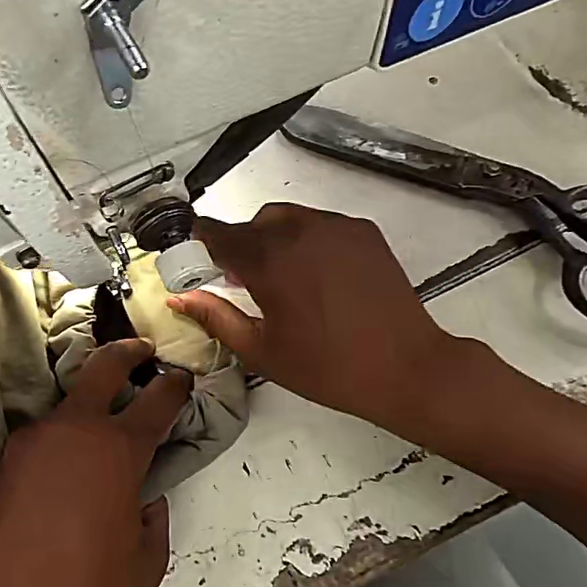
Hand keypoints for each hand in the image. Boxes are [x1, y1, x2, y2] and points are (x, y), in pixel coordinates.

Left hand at [0, 339, 191, 586]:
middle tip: (143, 351)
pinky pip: (41, 438)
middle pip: (104, 367)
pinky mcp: (1, 466)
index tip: (182, 379)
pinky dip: (60, 439)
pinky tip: (66, 467)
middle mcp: (72, 432)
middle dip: (129, 353)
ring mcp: (30, 445)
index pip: (158, 399)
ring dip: (88, 402)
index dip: (175, 386)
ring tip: (102, 421)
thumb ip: (152, 516)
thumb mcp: (146, 558)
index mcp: (118, 450)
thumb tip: (142, 499)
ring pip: (66, 404)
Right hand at [169, 204, 466, 430]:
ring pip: (290, 219)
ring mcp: (337, 227)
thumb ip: (216, 317)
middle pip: (254, 223)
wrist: (405, 366)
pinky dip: (309, 241)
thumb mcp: (262, 350)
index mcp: (269, 261)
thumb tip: (181, 298)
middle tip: (244, 282)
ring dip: (275, 240)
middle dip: (241, 246)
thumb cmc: (329, 367)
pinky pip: (322, 225)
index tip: (196, 254)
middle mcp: (301, 232)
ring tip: (284, 280)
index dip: (201, 242)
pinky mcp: (364, 232)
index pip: (219, 234)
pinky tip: (318, 277)